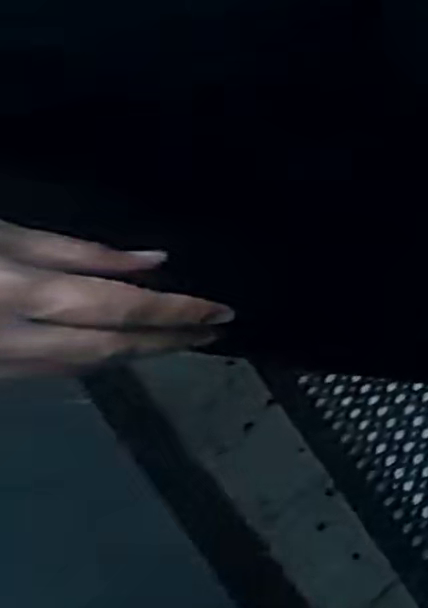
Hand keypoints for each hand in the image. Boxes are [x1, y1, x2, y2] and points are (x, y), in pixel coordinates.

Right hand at [0, 221, 232, 379]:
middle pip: (106, 345)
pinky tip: (118, 351)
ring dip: (133, 355)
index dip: (178, 312)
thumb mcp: (0, 235)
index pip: (121, 307)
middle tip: (213, 333)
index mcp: (15, 292)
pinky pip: (39, 372)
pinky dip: (90, 361)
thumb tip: (156, 261)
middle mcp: (0, 337)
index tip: (224, 313)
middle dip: (166, 341)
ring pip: (75, 365)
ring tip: (178, 341)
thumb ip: (79, 252)